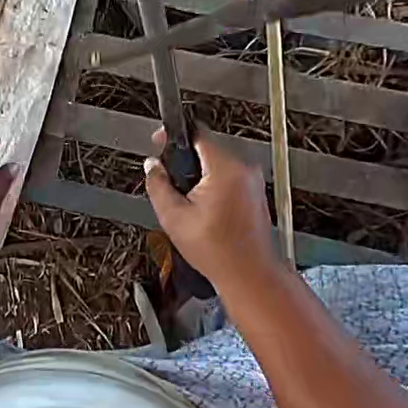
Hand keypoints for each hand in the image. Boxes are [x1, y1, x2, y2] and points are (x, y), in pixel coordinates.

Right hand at [143, 128, 281, 288]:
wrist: (248, 274)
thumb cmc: (218, 251)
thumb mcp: (174, 217)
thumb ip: (158, 185)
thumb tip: (152, 166)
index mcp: (225, 169)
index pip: (197, 133)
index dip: (174, 135)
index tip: (160, 140)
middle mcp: (244, 170)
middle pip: (207, 148)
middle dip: (185, 161)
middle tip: (169, 180)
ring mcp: (253, 181)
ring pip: (217, 163)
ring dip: (199, 174)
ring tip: (188, 202)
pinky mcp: (255, 192)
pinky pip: (229, 177)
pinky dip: (213, 186)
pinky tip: (204, 209)